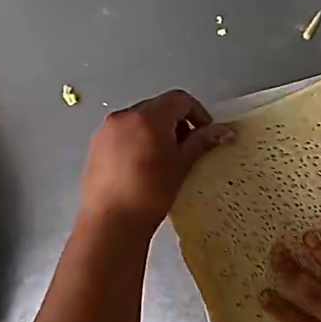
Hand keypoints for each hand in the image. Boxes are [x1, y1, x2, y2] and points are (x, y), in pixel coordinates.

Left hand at [78, 90, 234, 234]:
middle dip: (176, 124)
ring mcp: (107, 130)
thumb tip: (223, 131)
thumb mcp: (181, 166)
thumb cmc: (150, 194)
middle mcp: (124, 116)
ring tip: (163, 161)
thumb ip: (202, 142)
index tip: (205, 133)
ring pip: (139, 120)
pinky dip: (137, 141)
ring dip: (156, 132)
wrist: (112, 222)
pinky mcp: (97, 146)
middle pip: (158, 108)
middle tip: (185, 149)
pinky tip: (142, 168)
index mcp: (148, 117)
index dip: (198, 113)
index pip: (179, 99)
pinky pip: (123, 134)